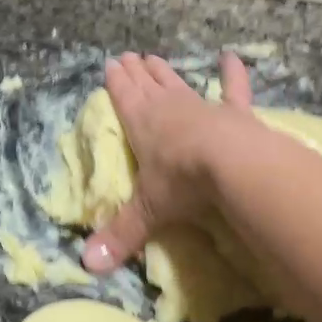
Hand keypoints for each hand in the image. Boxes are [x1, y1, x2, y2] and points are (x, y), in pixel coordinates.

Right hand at [80, 50, 256, 274]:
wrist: (233, 164)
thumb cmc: (182, 182)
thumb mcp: (148, 210)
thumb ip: (121, 235)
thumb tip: (87, 266)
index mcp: (140, 123)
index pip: (122, 96)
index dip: (115, 80)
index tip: (110, 63)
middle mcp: (166, 108)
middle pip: (147, 84)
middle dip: (136, 72)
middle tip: (128, 56)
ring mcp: (200, 106)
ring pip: (177, 83)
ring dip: (165, 71)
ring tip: (153, 56)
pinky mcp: (234, 112)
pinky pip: (233, 89)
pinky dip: (233, 73)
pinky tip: (231, 56)